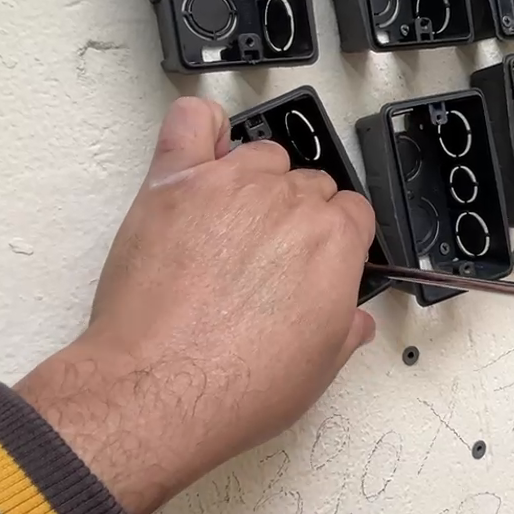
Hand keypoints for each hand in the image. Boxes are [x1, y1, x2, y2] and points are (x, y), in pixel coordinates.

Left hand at [16, 96, 375, 513]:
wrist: (158, 391)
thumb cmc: (237, 386)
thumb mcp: (320, 369)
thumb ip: (347, 329)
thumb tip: (354, 319)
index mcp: (335, 240)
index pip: (354, 210)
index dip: (337, 237)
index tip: (318, 258)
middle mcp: (291, 202)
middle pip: (310, 182)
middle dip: (297, 214)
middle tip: (269, 256)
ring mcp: (232, 185)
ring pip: (263, 154)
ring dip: (257, 179)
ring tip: (233, 221)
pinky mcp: (177, 181)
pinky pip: (194, 121)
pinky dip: (203, 128)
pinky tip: (204, 152)